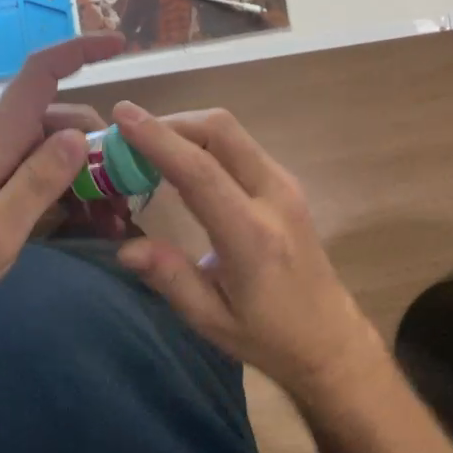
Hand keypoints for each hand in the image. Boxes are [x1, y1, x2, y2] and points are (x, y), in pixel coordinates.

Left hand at [0, 34, 124, 313]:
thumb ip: (36, 184)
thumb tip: (78, 138)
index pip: (41, 72)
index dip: (81, 50)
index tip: (121, 45)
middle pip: (61, 117)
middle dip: (102, 147)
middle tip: (128, 198)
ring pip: (53, 145)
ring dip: (87, 174)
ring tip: (111, 220)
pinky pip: (37, 167)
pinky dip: (65, 186)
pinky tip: (83, 221)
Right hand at [111, 103, 382, 401]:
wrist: (330, 337)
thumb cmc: (268, 335)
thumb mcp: (211, 320)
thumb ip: (170, 278)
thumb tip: (124, 248)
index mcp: (251, 236)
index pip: (199, 171)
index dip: (158, 139)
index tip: (122, 115)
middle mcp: (273, 197)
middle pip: (220, 130)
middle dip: (171, 123)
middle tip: (129, 137)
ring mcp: (284, 185)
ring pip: (230, 131)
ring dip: (186, 129)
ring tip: (146, 149)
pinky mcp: (285, 183)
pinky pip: (238, 145)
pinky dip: (202, 141)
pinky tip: (180, 162)